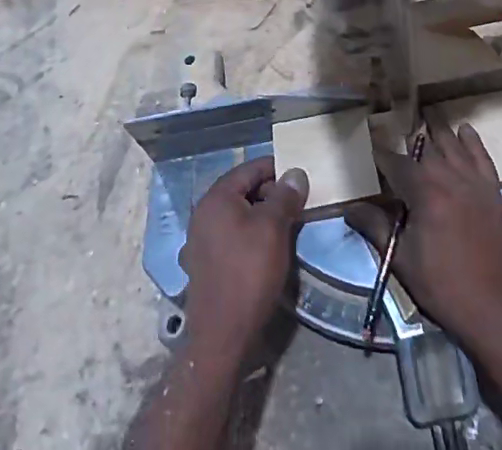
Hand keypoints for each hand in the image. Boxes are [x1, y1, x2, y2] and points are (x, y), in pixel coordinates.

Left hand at [179, 157, 306, 355]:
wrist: (224, 334)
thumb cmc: (250, 271)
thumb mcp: (274, 227)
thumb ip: (285, 195)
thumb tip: (295, 174)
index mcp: (215, 200)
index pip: (249, 168)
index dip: (277, 167)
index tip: (301, 174)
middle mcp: (202, 215)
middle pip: (242, 189)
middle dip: (271, 190)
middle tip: (299, 199)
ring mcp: (200, 241)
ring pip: (238, 213)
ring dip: (263, 212)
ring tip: (289, 221)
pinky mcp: (205, 263)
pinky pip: (231, 234)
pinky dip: (251, 232)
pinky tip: (268, 245)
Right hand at [345, 124, 501, 336]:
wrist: (490, 301)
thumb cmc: (440, 283)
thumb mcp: (401, 259)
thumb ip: (376, 227)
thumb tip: (350, 207)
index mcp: (425, 193)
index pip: (398, 164)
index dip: (383, 155)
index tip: (371, 144)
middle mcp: (451, 178)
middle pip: (427, 148)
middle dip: (411, 138)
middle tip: (398, 129)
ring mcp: (475, 182)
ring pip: (454, 147)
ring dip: (440, 131)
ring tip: (428, 115)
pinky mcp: (492, 190)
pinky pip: (482, 156)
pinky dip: (472, 141)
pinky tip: (465, 129)